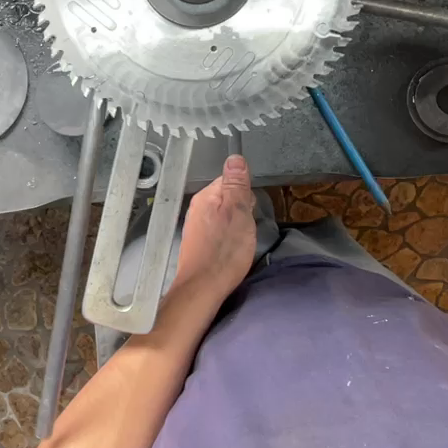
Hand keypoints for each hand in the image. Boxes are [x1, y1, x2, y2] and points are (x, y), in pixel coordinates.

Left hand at [169, 156, 256, 302]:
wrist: (203, 289)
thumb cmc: (224, 252)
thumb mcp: (238, 213)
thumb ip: (237, 186)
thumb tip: (235, 158)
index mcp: (205, 196)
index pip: (229, 180)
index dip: (245, 194)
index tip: (251, 210)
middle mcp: (197, 208)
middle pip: (226, 199)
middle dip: (241, 210)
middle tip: (247, 228)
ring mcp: (196, 227)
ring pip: (223, 216)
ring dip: (236, 225)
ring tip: (240, 241)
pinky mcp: (198, 243)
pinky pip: (218, 231)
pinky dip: (228, 238)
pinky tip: (232, 250)